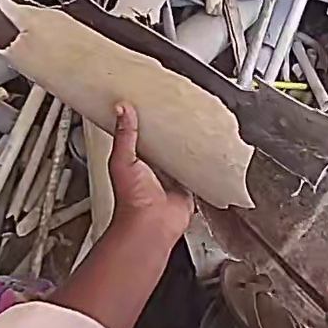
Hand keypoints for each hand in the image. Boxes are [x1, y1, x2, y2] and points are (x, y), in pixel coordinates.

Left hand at [107, 102, 192, 242]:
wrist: (152, 224)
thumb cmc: (132, 199)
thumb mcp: (123, 160)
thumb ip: (124, 135)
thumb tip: (121, 108)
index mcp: (135, 160)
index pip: (139, 135)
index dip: (143, 121)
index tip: (149, 103)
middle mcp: (153, 167)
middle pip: (162, 143)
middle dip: (168, 131)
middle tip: (176, 110)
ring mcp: (170, 176)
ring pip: (180, 155)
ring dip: (185, 145)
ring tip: (194, 124)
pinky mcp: (187, 185)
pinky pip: (196, 170)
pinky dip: (201, 162)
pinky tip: (206, 149)